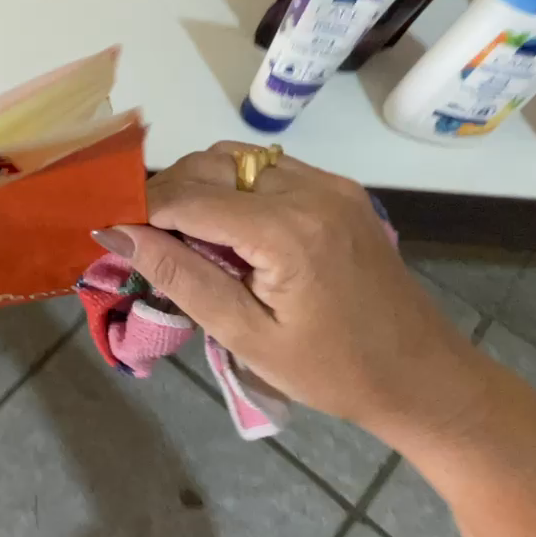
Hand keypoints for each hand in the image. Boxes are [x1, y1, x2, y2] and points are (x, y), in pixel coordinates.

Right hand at [99, 142, 490, 443]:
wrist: (426, 379)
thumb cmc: (333, 372)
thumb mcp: (245, 335)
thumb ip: (178, 276)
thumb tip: (115, 233)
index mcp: (288, 232)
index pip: (187, 198)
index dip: (139, 210)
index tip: (108, 232)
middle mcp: (310, 191)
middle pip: (206, 166)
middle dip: (163, 195)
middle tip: (143, 239)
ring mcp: (328, 184)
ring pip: (230, 157)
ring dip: (194, 185)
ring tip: (181, 233)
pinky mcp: (337, 189)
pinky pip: (262, 167)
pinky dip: (228, 185)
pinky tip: (224, 226)